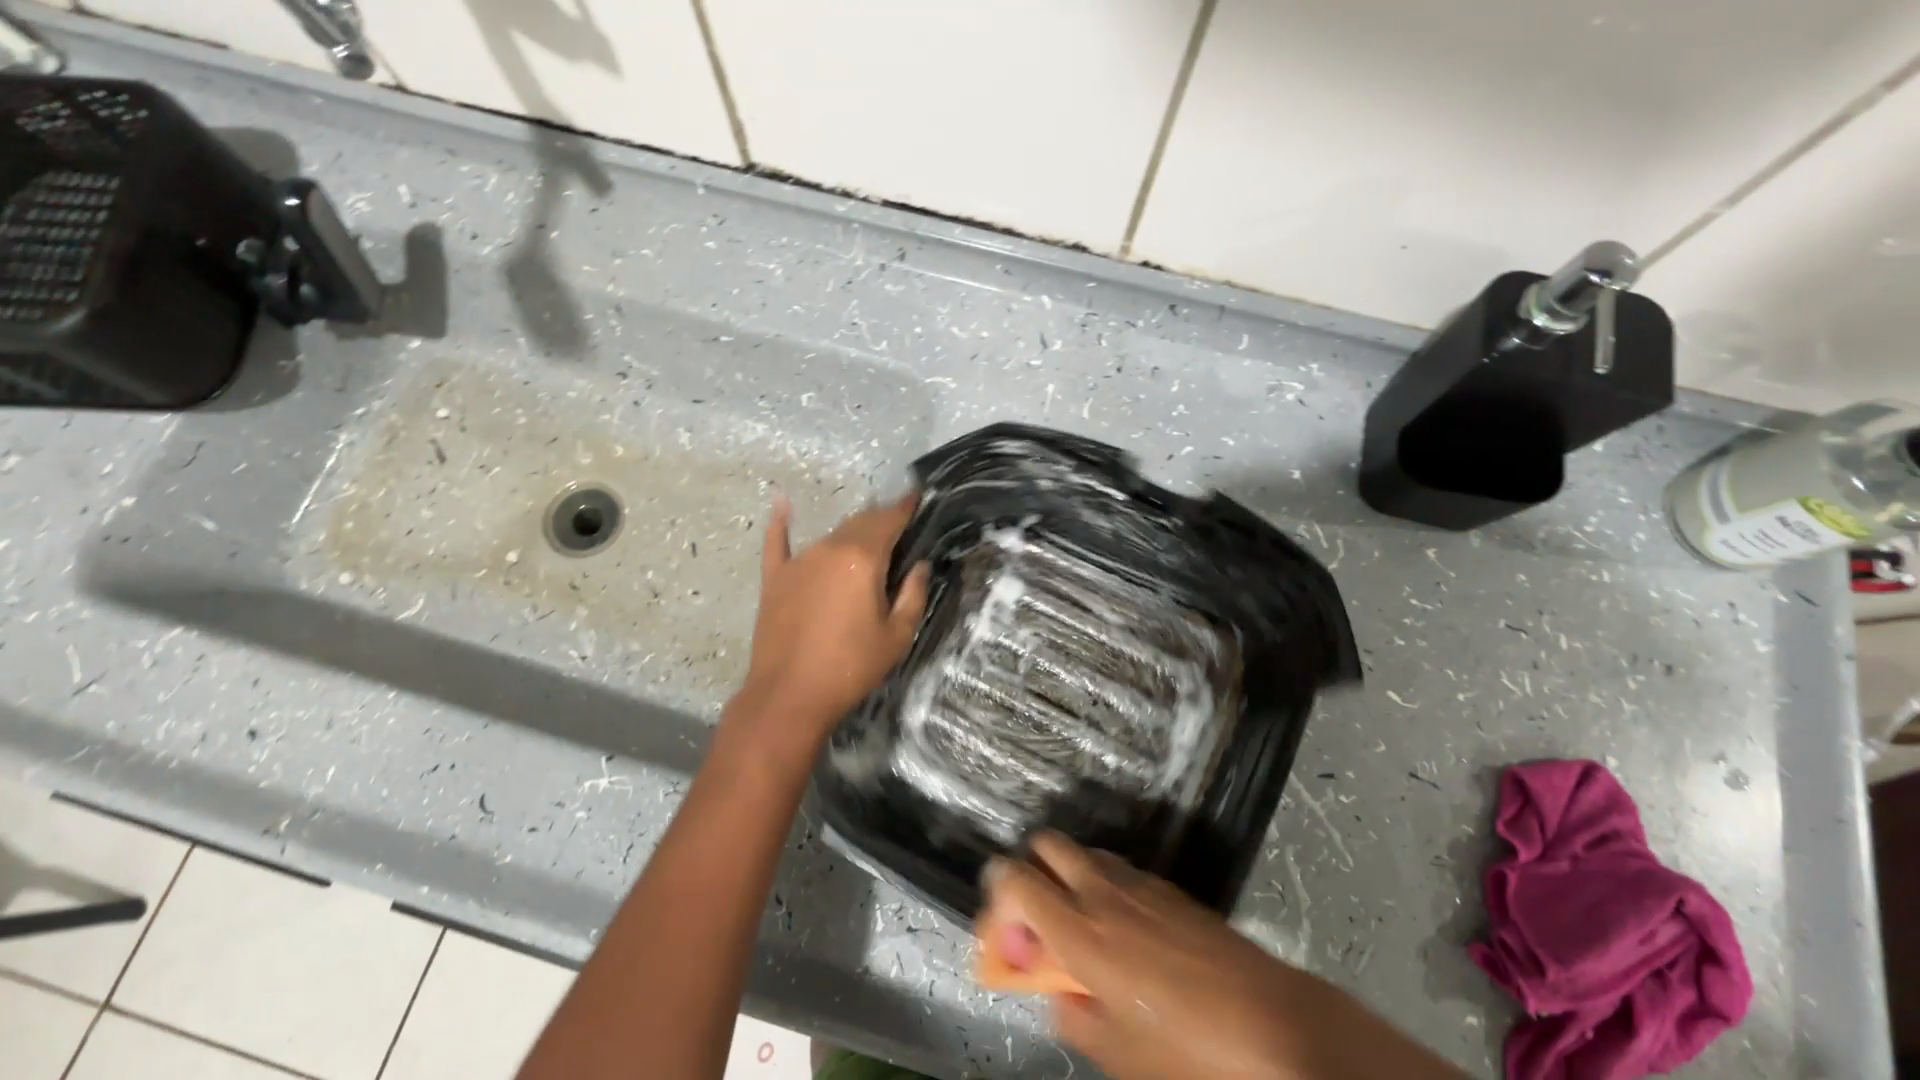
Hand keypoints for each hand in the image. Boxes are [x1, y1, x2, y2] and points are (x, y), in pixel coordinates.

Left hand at [731, 493, 929, 746]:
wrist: (789, 695)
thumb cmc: (851, 667)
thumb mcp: (897, 636)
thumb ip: (913, 595)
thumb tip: (919, 565)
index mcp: (863, 559)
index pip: (889, 521)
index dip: (905, 507)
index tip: (917, 496)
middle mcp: (829, 549)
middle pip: (860, 523)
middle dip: (881, 520)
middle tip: (898, 526)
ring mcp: (798, 562)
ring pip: (830, 536)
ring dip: (850, 534)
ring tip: (866, 537)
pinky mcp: (774, 578)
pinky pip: (777, 543)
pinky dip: (781, 523)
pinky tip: (782, 504)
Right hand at [985, 833, 1462, 1079]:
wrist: (1276, 1025)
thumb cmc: (1187, 1048)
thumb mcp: (1115, 1051)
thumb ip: (1070, 1012)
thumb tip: (1058, 991)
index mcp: (1079, 930)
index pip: (1012, 878)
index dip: (996, 904)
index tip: (1008, 946)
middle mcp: (1104, 892)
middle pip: (1045, 845)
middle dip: (1029, 876)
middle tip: (1038, 926)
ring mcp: (1142, 884)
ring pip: (1085, 852)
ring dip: (1069, 878)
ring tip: (1081, 929)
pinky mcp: (1173, 889)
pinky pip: (1121, 869)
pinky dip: (1105, 886)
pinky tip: (1126, 934)